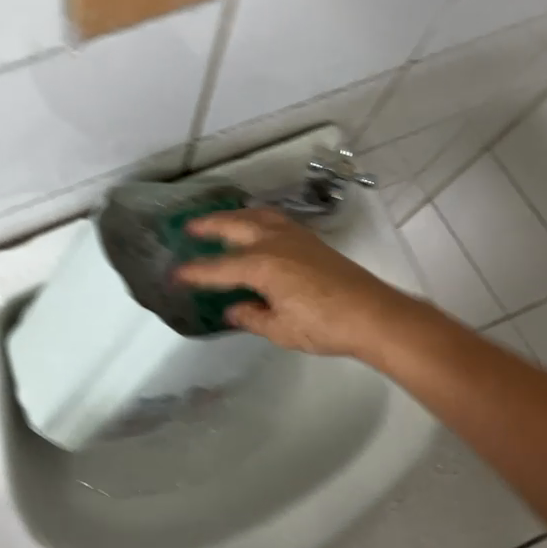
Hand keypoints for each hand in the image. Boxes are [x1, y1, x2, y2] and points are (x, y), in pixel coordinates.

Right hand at [178, 208, 414, 357]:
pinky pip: (274, 218)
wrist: (373, 314)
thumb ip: (252, 317)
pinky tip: (256, 225)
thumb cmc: (324, 326)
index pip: (218, 267)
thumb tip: (233, 309)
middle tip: (189, 227)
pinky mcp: (310, 239)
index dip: (194, 272)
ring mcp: (293, 236)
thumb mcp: (281, 330)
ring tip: (220, 220)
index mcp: (261, 265)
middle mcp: (272, 242)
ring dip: (233, 216)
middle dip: (209, 226)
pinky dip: (256, 217)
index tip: (173, 274)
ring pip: (255, 216)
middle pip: (233, 226)